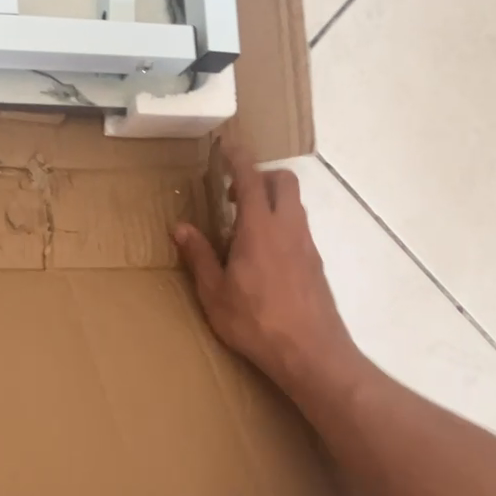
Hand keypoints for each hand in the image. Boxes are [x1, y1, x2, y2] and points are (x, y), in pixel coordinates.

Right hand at [172, 138, 361, 394]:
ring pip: (293, 204)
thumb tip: (181, 228)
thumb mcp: (214, 293)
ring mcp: (306, 244)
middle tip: (234, 192)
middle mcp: (288, 228)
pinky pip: (297, 228)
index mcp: (259, 229)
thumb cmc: (255, 322)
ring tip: (243, 225)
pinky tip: (262, 254)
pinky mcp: (314, 263)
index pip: (251, 178)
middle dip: (260, 175)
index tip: (227, 144)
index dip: (238, 158)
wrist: (309, 351)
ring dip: (271, 200)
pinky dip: (280, 224)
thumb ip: (199, 256)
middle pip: (283, 181)